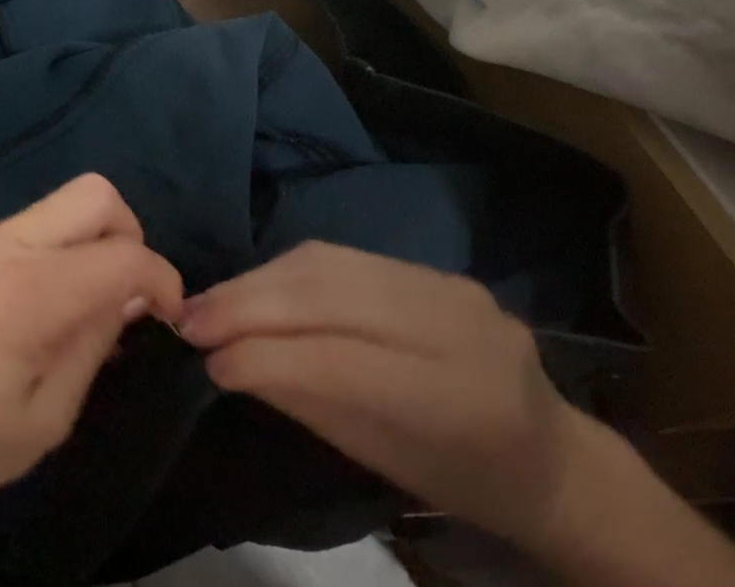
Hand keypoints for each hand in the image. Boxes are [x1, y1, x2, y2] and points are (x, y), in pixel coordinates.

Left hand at [0, 174, 183, 530]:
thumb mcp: (50, 414)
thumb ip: (95, 341)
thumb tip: (130, 296)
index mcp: (27, 291)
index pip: (123, 253)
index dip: (163, 282)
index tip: (168, 321)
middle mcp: (4, 246)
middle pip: (96, 194)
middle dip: (132, 237)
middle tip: (131, 298)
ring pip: (66, 200)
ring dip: (99, 238)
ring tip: (99, 303)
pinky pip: (39, 222)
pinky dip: (69, 244)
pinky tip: (63, 299)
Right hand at [177, 241, 583, 547]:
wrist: (547, 459)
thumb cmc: (452, 476)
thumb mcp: (373, 454)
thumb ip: (301, 397)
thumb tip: (223, 358)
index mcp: (456, 400)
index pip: (335, 361)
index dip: (259, 355)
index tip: (203, 360)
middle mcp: (459, 329)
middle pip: (327, 296)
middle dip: (245, 305)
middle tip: (186, 320)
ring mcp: (451, 289)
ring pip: (326, 265)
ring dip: (255, 281)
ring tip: (208, 303)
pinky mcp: (435, 269)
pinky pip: (341, 258)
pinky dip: (283, 272)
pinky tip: (253, 288)